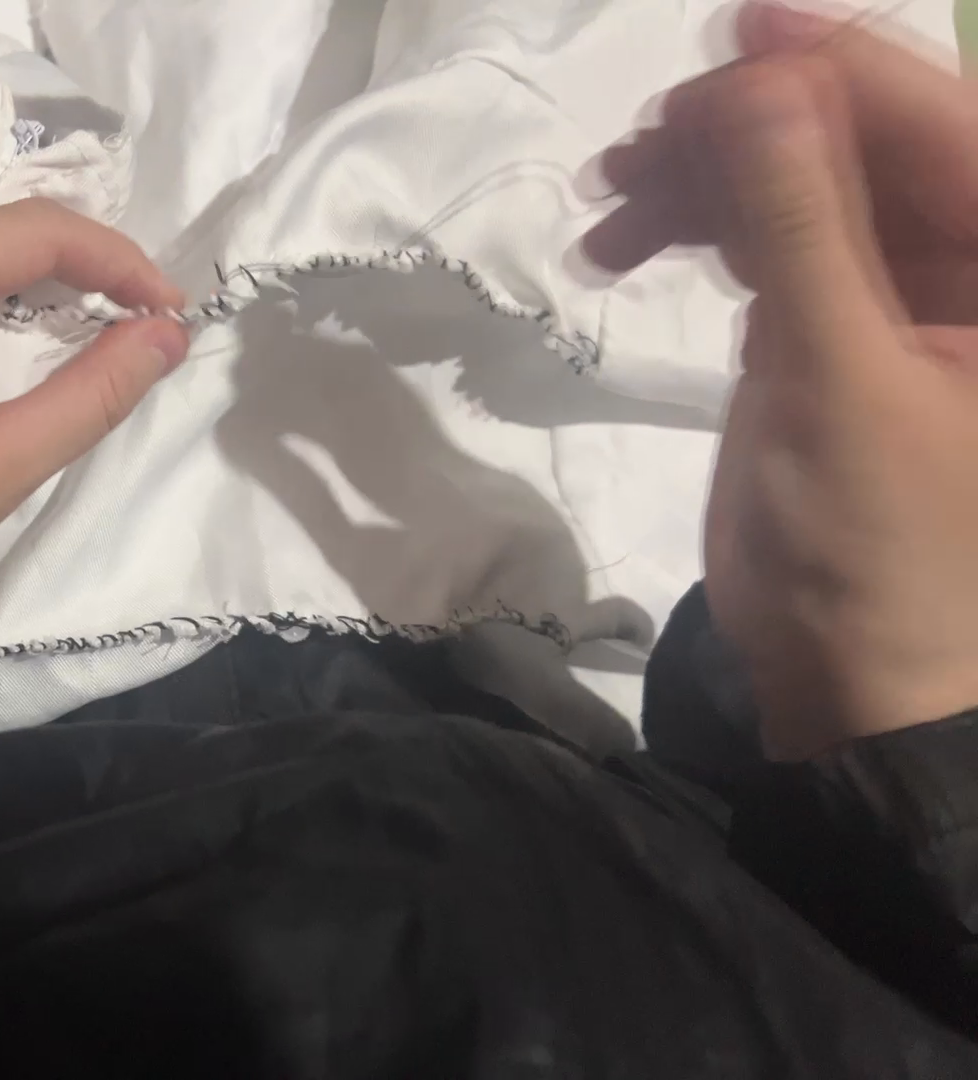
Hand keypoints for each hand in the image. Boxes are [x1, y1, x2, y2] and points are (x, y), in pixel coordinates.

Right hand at [585, 2, 977, 757]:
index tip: (722, 34)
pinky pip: (762, 245)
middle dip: (741, 132)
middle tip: (625, 155)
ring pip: (795, 189)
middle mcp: (970, 251)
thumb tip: (758, 95)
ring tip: (605, 217)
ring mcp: (892, 286)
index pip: (932, 119)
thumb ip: (798, 232)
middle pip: (857, 141)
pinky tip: (630, 251)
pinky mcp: (820, 324)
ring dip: (697, 188)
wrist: (845, 647)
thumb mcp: (831, 375)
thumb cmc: (874, 534)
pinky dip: (693, 237)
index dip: (829, 65)